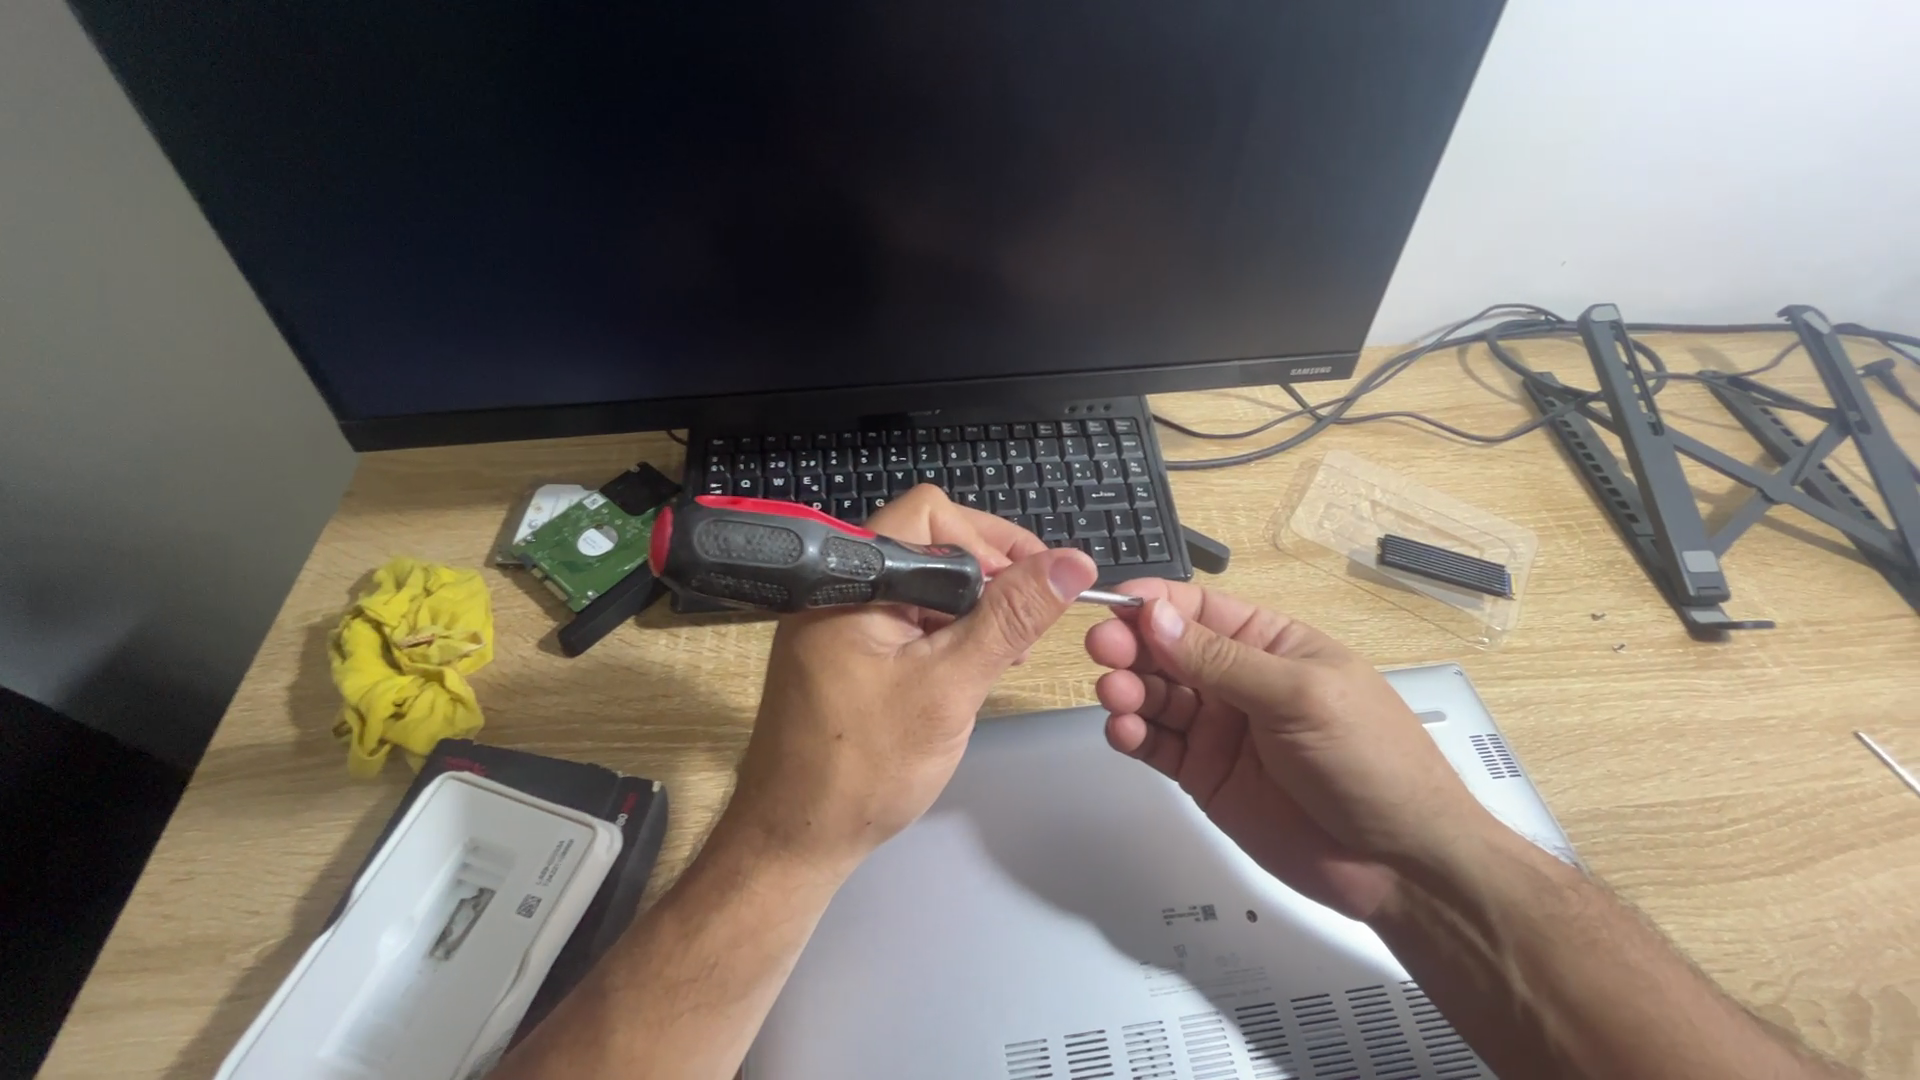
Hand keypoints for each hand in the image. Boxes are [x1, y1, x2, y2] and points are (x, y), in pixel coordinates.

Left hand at [721, 485, 1098, 877]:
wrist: (795, 840)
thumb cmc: (864, 769)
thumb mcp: (949, 687)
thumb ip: (1010, 618)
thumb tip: (1071, 564)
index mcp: (849, 578)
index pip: (931, 514)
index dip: (991, 542)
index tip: (1036, 587)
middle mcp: (839, 585)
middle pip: (928, 541)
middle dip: (987, 575)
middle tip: (1027, 626)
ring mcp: (838, 616)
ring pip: (923, 580)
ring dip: (972, 605)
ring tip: (1008, 651)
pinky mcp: (846, 646)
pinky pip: (907, 612)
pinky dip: (946, 628)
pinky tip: (972, 663)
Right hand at [1083, 580, 1489, 919]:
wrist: (1399, 865)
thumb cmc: (1370, 760)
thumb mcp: (1300, 695)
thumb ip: (1222, 659)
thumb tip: (1156, 617)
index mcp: (1268, 644)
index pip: (1197, 609)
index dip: (1154, 603)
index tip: (1114, 604)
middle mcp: (1236, 681)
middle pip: (1165, 650)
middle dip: (1130, 645)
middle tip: (1103, 650)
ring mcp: (1217, 728)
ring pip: (1153, 696)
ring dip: (1127, 689)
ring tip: (1115, 695)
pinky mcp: (1202, 773)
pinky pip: (1155, 744)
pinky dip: (1131, 734)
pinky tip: (1124, 731)